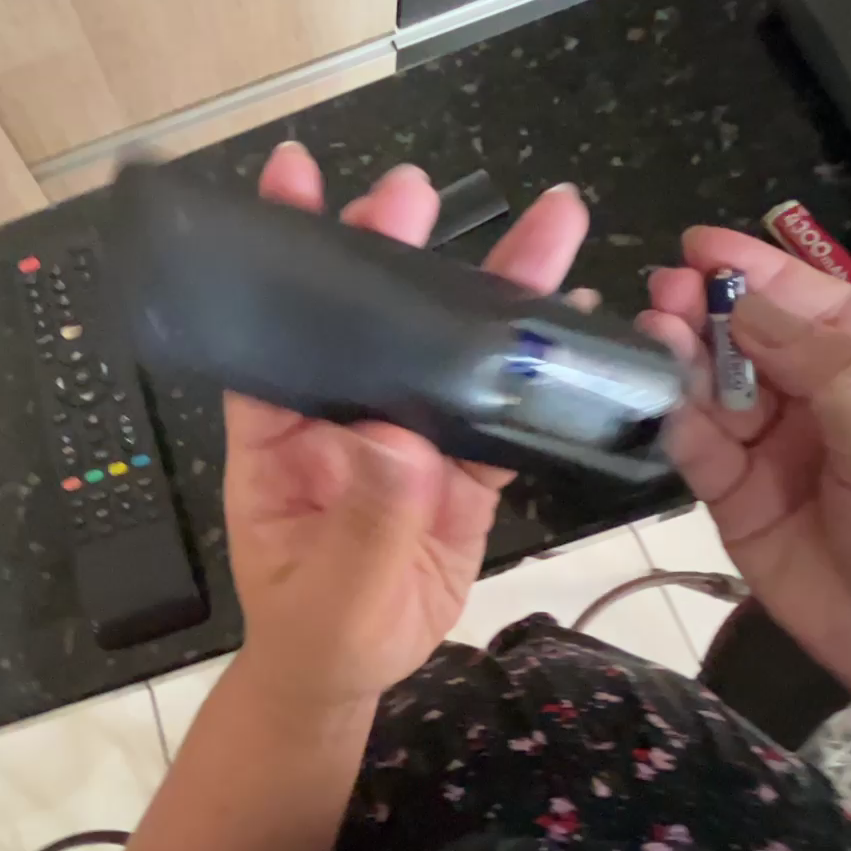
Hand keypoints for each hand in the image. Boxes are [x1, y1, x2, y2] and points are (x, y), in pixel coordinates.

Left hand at [224, 142, 590, 710]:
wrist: (353, 669)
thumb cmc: (316, 631)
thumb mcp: (330, 593)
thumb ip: (361, 527)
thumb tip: (397, 444)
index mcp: (280, 439)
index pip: (276, 339)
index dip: (286, 262)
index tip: (293, 181)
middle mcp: (342, 421)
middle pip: (367, 325)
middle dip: (391, 254)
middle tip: (415, 191)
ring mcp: (405, 440)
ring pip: (446, 356)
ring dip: (487, 293)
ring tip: (546, 222)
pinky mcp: (456, 471)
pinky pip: (496, 413)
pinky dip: (534, 374)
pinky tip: (574, 324)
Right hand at [637, 228, 850, 709]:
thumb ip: (837, 378)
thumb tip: (758, 310)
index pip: (821, 307)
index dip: (763, 272)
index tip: (701, 245)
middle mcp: (824, 404)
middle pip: (755, 343)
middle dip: (710, 311)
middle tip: (663, 291)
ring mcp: (772, 449)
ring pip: (714, 389)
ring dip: (681, 359)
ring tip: (647, 332)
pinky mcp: (731, 494)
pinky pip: (694, 447)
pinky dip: (671, 423)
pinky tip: (654, 399)